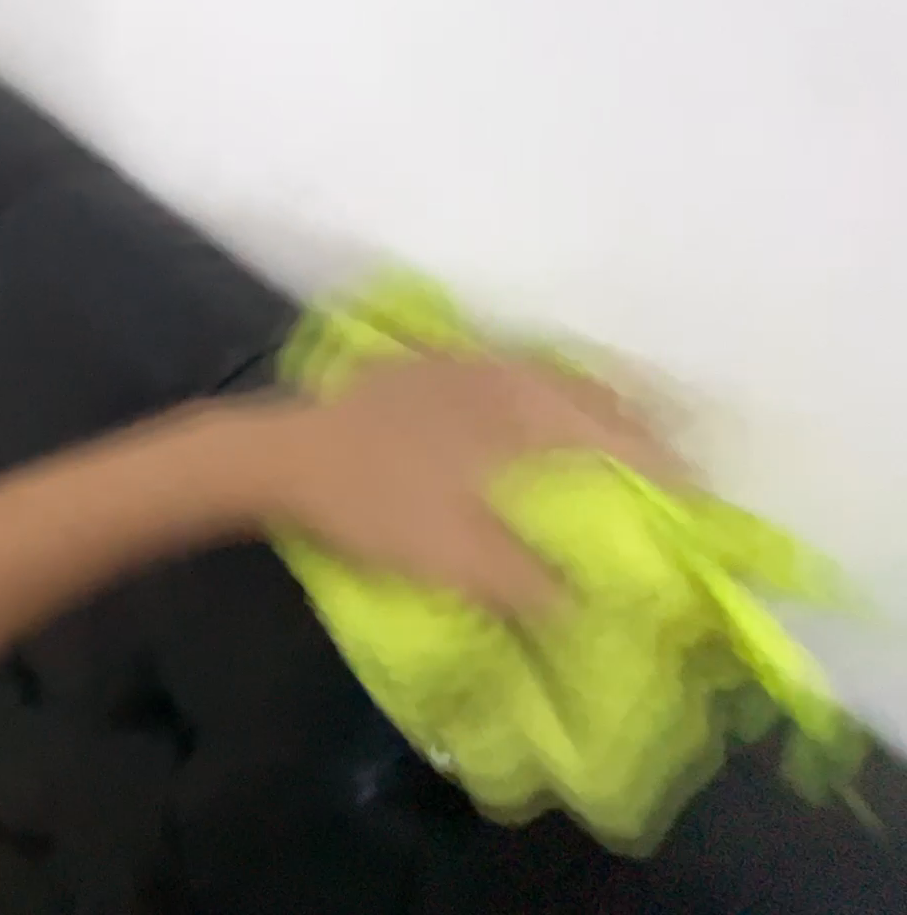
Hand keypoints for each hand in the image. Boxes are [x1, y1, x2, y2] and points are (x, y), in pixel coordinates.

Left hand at [258, 357, 682, 613]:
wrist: (277, 457)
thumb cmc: (367, 501)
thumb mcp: (453, 558)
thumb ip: (529, 585)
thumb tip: (588, 607)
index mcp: (521, 413)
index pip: (625, 439)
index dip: (669, 476)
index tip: (692, 513)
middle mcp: (496, 374)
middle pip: (592, 391)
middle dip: (637, 427)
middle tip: (660, 468)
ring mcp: (448, 362)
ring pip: (542, 373)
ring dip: (582, 402)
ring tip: (601, 437)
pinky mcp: (410, 366)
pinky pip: (492, 367)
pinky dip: (523, 386)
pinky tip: (513, 408)